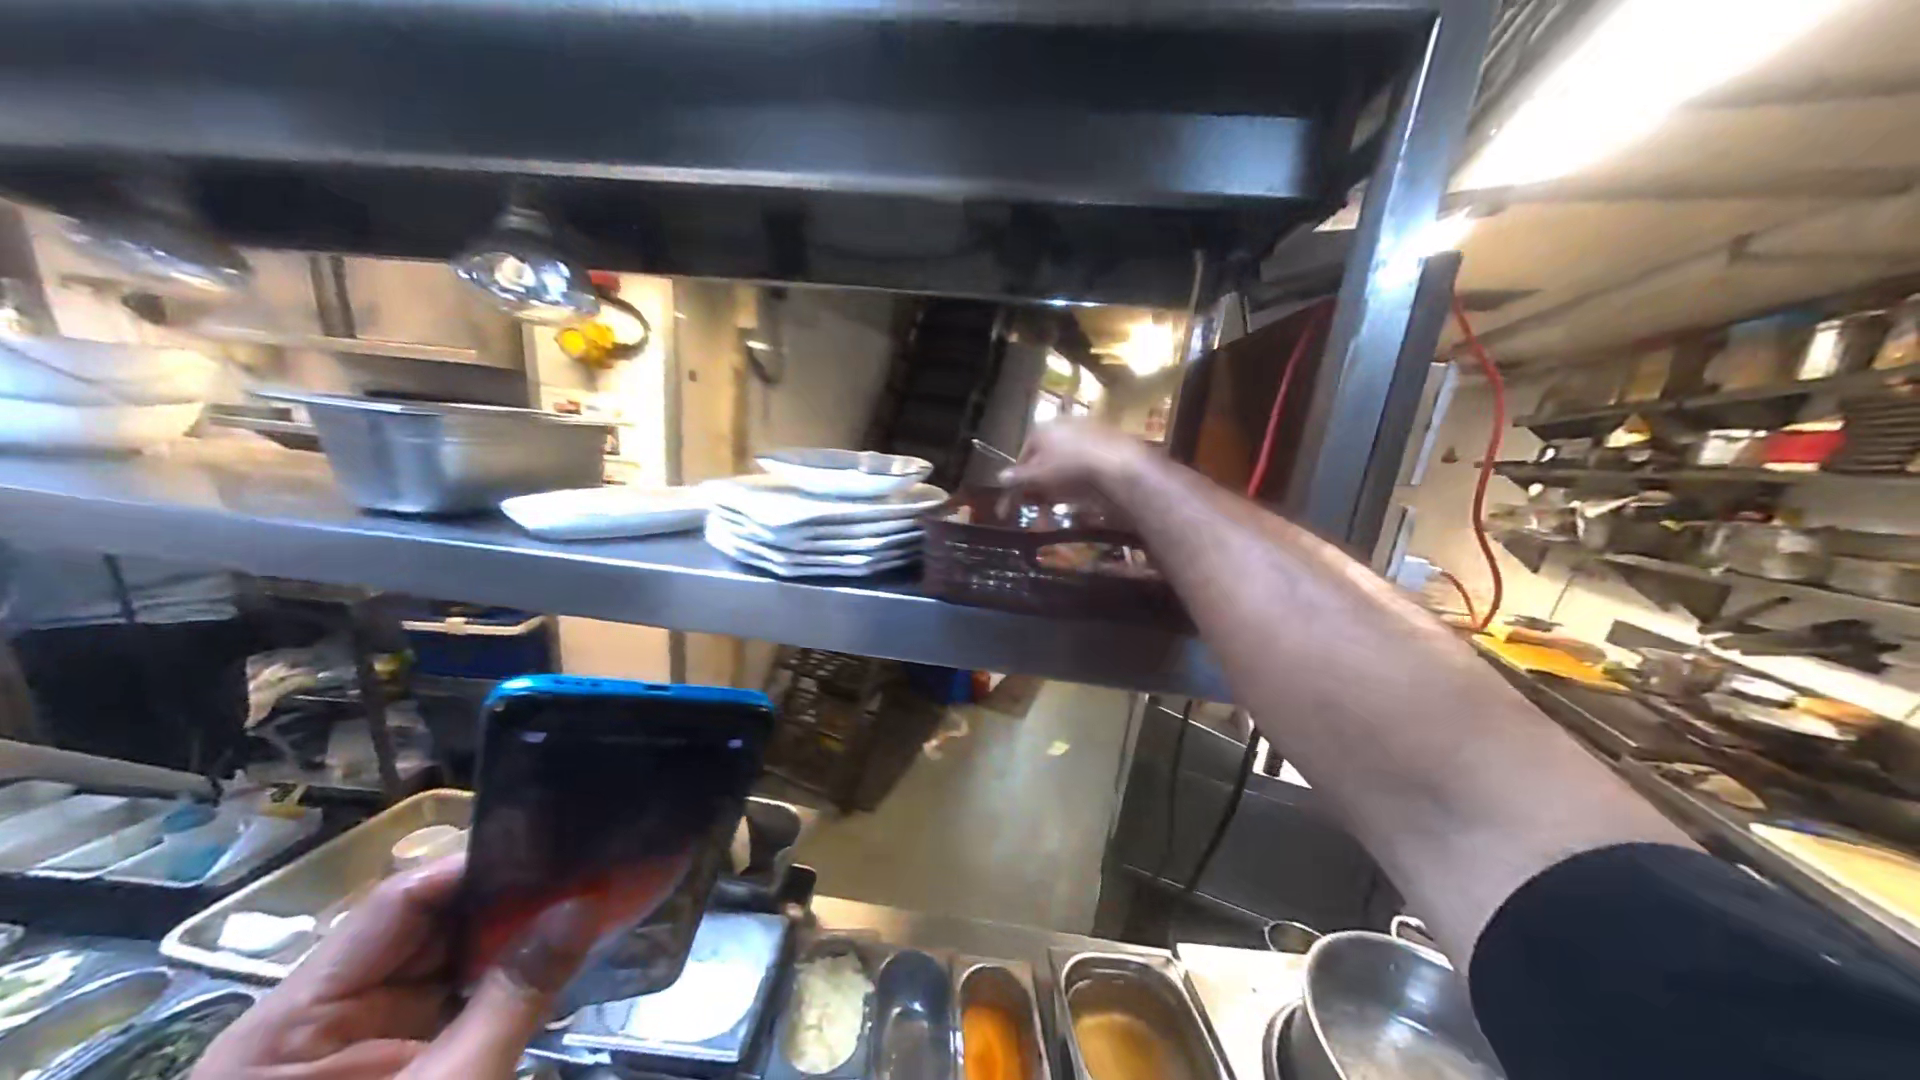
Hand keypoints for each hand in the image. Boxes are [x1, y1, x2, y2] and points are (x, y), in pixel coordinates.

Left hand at [193, 856, 597, 1079]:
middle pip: (426, 923)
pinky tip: (549, 954)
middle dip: (506, 902)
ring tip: (578, 905)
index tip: (556, 852)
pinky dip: (499, 973)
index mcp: (293, 1018)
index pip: (399, 902)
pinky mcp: (387, 1056)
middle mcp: (319, 1012)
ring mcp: (353, 1035)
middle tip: (583, 876)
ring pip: (445, 954)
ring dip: (509, 935)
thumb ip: (516, 994)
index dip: (478, 869)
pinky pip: (450, 990)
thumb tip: (584, 906)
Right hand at [997, 421, 1154, 497]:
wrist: (1117, 464)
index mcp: (1042, 429)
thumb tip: (1000, 477)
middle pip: (1043, 461)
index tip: (1015, 504)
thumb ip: (1018, 478)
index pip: (1022, 457)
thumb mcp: (1038, 475)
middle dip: (1038, 489)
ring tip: (1057, 510)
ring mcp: (1086, 432)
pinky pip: (1083, 465)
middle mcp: (1062, 425)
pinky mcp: (1106, 442)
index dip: (1018, 483)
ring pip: (1063, 464)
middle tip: (1038, 511)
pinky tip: (1079, 499)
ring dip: (1056, 490)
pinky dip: (1076, 483)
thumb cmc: (1069, 466)